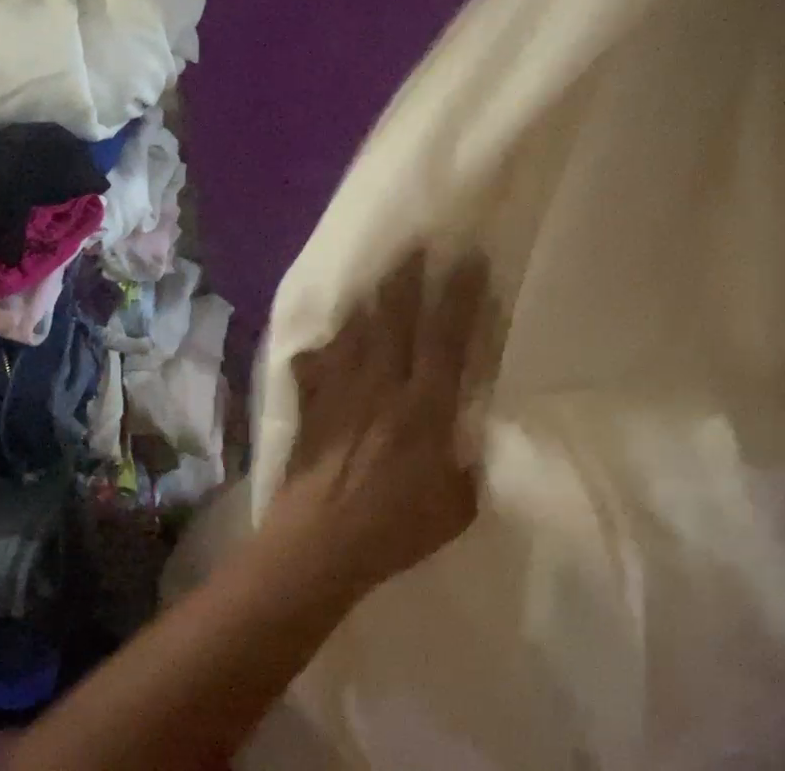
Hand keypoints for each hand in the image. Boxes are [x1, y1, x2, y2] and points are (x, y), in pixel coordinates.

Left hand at [263, 251, 493, 594]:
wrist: (322, 540)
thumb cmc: (396, 528)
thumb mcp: (457, 503)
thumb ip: (468, 460)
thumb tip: (473, 431)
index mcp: (424, 407)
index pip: (446, 340)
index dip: (459, 298)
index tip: (468, 261)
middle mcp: (381, 387)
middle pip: (396, 321)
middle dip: (408, 279)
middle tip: (417, 244)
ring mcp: (340, 392)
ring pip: (355, 333)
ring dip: (368, 301)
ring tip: (377, 275)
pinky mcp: (311, 405)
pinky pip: (316, 364)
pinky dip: (322, 349)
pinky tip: (321, 340)